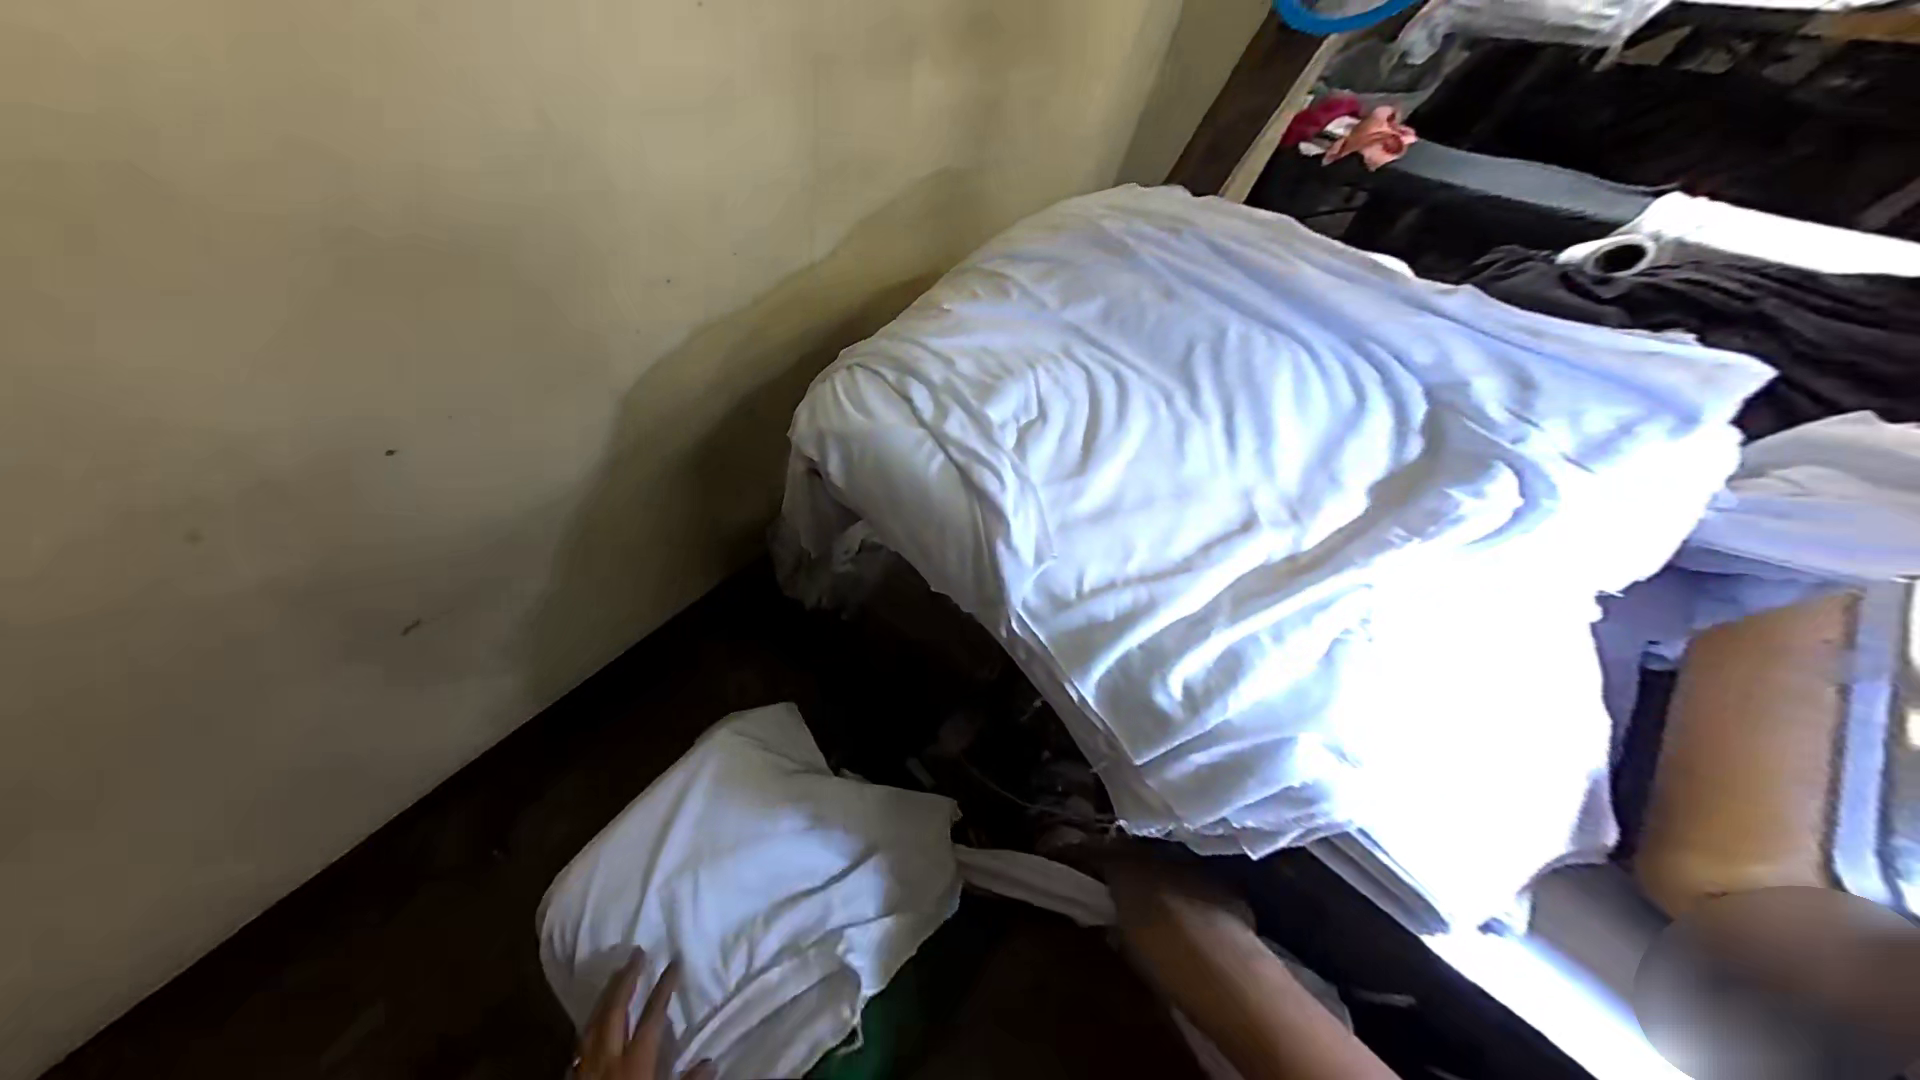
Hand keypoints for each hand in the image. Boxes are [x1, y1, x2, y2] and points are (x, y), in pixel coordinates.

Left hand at [575, 949, 716, 1079]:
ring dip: (606, 995)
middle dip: (627, 978)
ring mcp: (585, 1068)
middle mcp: (608, 1058)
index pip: (653, 1013)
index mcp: (635, 1060)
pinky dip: (589, 1025)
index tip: (675, 961)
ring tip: (617, 975)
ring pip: (592, 1022)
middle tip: (638, 953)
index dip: (665, 986)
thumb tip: (712, 1062)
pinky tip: (593, 1021)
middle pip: (616, 1009)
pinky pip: (579, 1044)